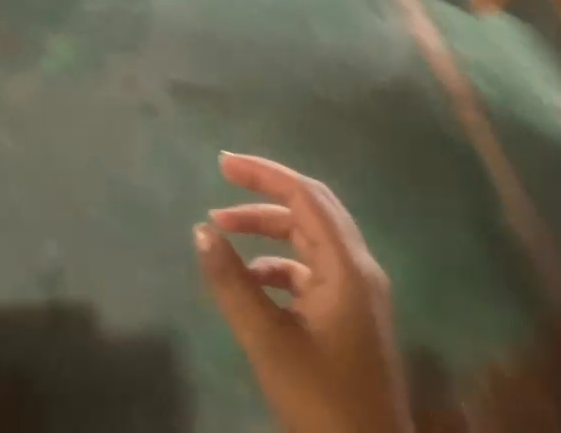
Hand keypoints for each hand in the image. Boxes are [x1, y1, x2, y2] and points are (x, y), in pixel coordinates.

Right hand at [194, 152, 412, 432]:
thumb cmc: (320, 397)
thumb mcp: (267, 339)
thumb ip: (231, 281)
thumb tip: (201, 230)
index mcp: (346, 267)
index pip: (305, 196)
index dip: (263, 173)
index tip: (221, 163)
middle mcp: (359, 270)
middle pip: (312, 209)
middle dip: (265, 192)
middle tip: (222, 180)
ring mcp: (358, 293)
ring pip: (311, 239)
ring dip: (268, 228)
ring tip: (222, 231)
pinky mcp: (351, 315)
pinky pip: (312, 268)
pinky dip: (279, 261)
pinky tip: (250, 278)